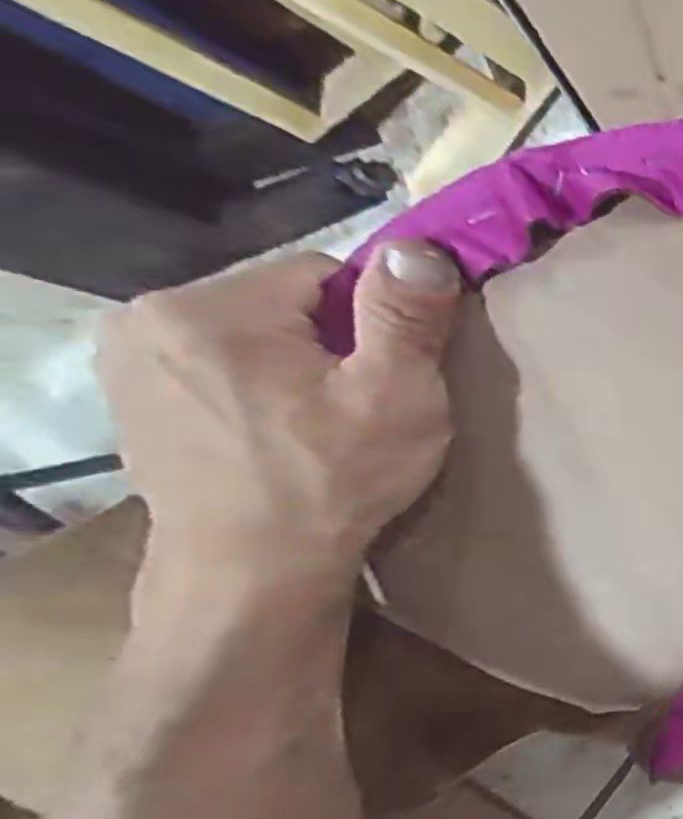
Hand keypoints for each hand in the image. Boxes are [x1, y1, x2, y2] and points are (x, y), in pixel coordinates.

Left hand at [97, 242, 464, 587]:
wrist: (256, 571)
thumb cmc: (335, 479)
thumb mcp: (396, 395)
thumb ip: (405, 316)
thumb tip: (421, 247)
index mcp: (208, 309)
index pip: (324, 272)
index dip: (378, 318)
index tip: (395, 370)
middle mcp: (145, 319)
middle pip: (285, 301)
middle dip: (336, 340)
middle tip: (366, 400)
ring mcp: (126, 360)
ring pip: (255, 331)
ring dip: (301, 362)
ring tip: (328, 419)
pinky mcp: (133, 397)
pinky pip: (221, 362)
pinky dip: (263, 384)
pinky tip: (285, 430)